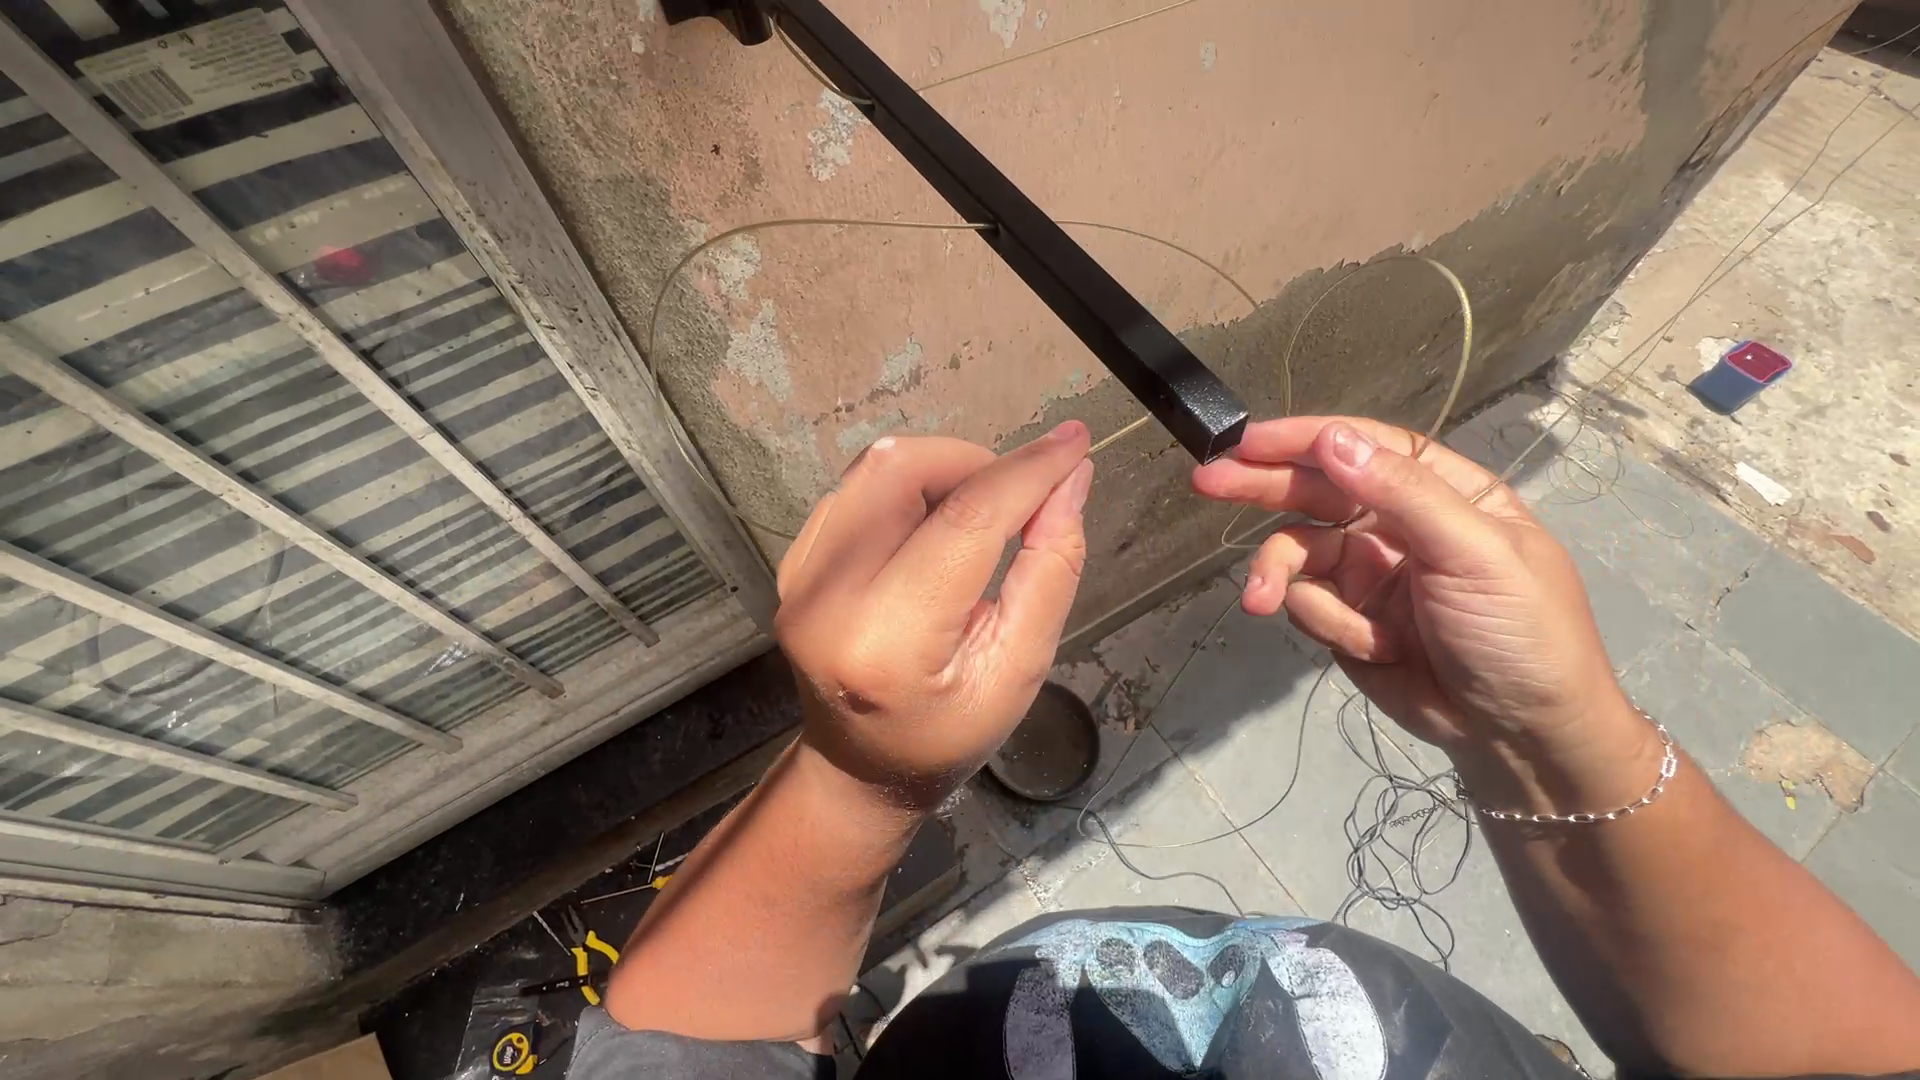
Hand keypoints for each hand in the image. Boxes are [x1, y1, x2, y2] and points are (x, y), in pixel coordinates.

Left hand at [775, 423, 1093, 812]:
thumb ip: (1048, 572)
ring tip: (980, 514)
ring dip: (942, 469)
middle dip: (976, 462)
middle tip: (1018, 497)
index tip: (1074, 442)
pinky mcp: (793, 562)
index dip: (1026, 472)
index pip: (964, 522)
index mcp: (887, 641)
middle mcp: (826, 596)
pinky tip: (933, 526)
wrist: (859, 768)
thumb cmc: (948, 734)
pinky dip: (908, 486)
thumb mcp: (1018, 670)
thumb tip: (1069, 481)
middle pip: (902, 469)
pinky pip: (857, 488)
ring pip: (875, 467)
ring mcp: (798, 576)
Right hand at [1192, 417, 1659, 811]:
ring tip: (1258, 602)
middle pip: (1314, 490)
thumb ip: (1402, 492)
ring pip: (1296, 552)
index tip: (1248, 440)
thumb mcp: (1474, 552)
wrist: (1515, 735)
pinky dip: (1325, 623)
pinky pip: (1306, 603)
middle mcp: (1393, 523)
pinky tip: (1369, 648)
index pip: (1362, 447)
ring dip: (1275, 574)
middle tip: (1206, 481)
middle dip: (1260, 485)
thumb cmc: (1519, 630)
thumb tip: (1332, 438)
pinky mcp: (1343, 617)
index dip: (1304, 439)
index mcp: (1440, 492)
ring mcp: (1364, 571)